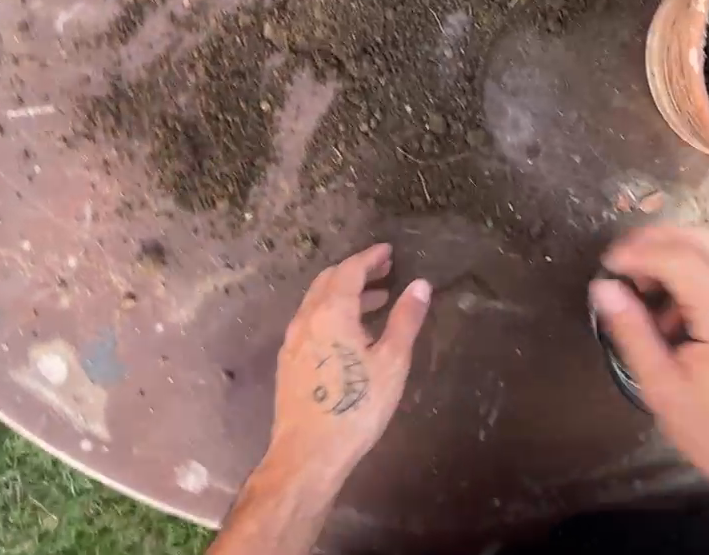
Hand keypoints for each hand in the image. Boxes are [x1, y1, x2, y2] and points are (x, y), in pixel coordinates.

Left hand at [265, 243, 431, 485]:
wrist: (306, 458)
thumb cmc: (355, 407)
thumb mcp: (392, 362)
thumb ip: (405, 319)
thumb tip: (420, 284)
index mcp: (331, 312)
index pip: (350, 270)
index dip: (370, 257)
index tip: (388, 251)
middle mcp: (307, 318)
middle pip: (329, 280)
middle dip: (357, 270)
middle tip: (383, 270)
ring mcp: (293, 341)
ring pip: (318, 301)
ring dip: (345, 292)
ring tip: (376, 300)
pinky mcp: (288, 363)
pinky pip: (311, 320)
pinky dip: (332, 311)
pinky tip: (350, 333)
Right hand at [589, 225, 708, 506]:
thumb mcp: (664, 389)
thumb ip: (632, 331)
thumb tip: (604, 288)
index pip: (678, 256)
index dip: (637, 252)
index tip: (607, 265)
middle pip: (701, 237)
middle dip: (656, 239)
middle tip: (623, 261)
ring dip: (676, 254)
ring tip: (645, 290)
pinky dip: (695, 273)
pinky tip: (674, 310)